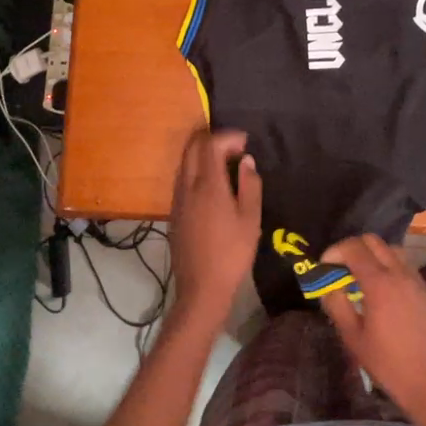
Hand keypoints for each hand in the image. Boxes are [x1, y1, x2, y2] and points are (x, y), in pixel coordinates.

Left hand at [167, 129, 261, 322]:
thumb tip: (246, 160)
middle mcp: (187, 186)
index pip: (211, 144)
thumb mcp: (251, 220)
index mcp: (207, 185)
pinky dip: (196, 170)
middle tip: (235, 148)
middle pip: (192, 147)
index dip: (228, 137)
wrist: (201, 289)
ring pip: (185, 162)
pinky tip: (213, 186)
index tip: (245, 142)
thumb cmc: (232, 254)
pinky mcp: (174, 213)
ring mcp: (177, 199)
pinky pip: (182, 179)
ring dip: (203, 154)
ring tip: (226, 164)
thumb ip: (250, 185)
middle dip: (212, 139)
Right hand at [318, 234, 425, 416]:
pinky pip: (405, 265)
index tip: (324, 267)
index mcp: (379, 283)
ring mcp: (416, 281)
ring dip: (373, 255)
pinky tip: (383, 291)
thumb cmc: (388, 364)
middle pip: (373, 241)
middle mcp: (400, 274)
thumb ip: (337, 306)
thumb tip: (329, 288)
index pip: (354, 248)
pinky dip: (390, 266)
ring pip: (392, 250)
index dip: (334, 251)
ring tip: (361, 278)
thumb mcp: (353, 338)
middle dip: (353, 248)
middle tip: (340, 269)